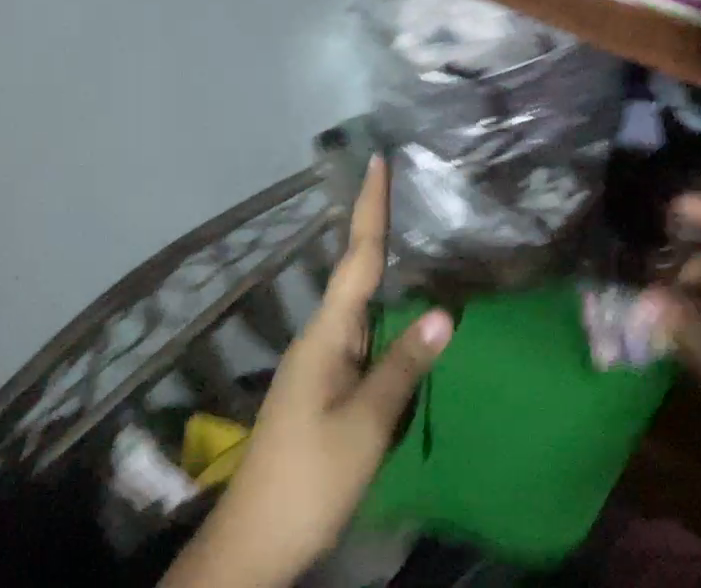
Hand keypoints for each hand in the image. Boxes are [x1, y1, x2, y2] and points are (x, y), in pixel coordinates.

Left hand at [162, 157, 453, 587]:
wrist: (257, 540)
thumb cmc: (310, 475)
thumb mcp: (365, 423)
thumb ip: (403, 364)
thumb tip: (443, 311)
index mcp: (326, 336)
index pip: (356, 259)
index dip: (370, 209)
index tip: (378, 161)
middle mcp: (322, 339)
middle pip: (357, 274)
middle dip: (380, 230)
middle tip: (414, 192)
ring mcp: (323, 364)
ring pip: (363, 307)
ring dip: (388, 273)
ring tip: (423, 240)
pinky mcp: (329, 388)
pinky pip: (365, 337)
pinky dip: (390, 316)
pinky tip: (411, 314)